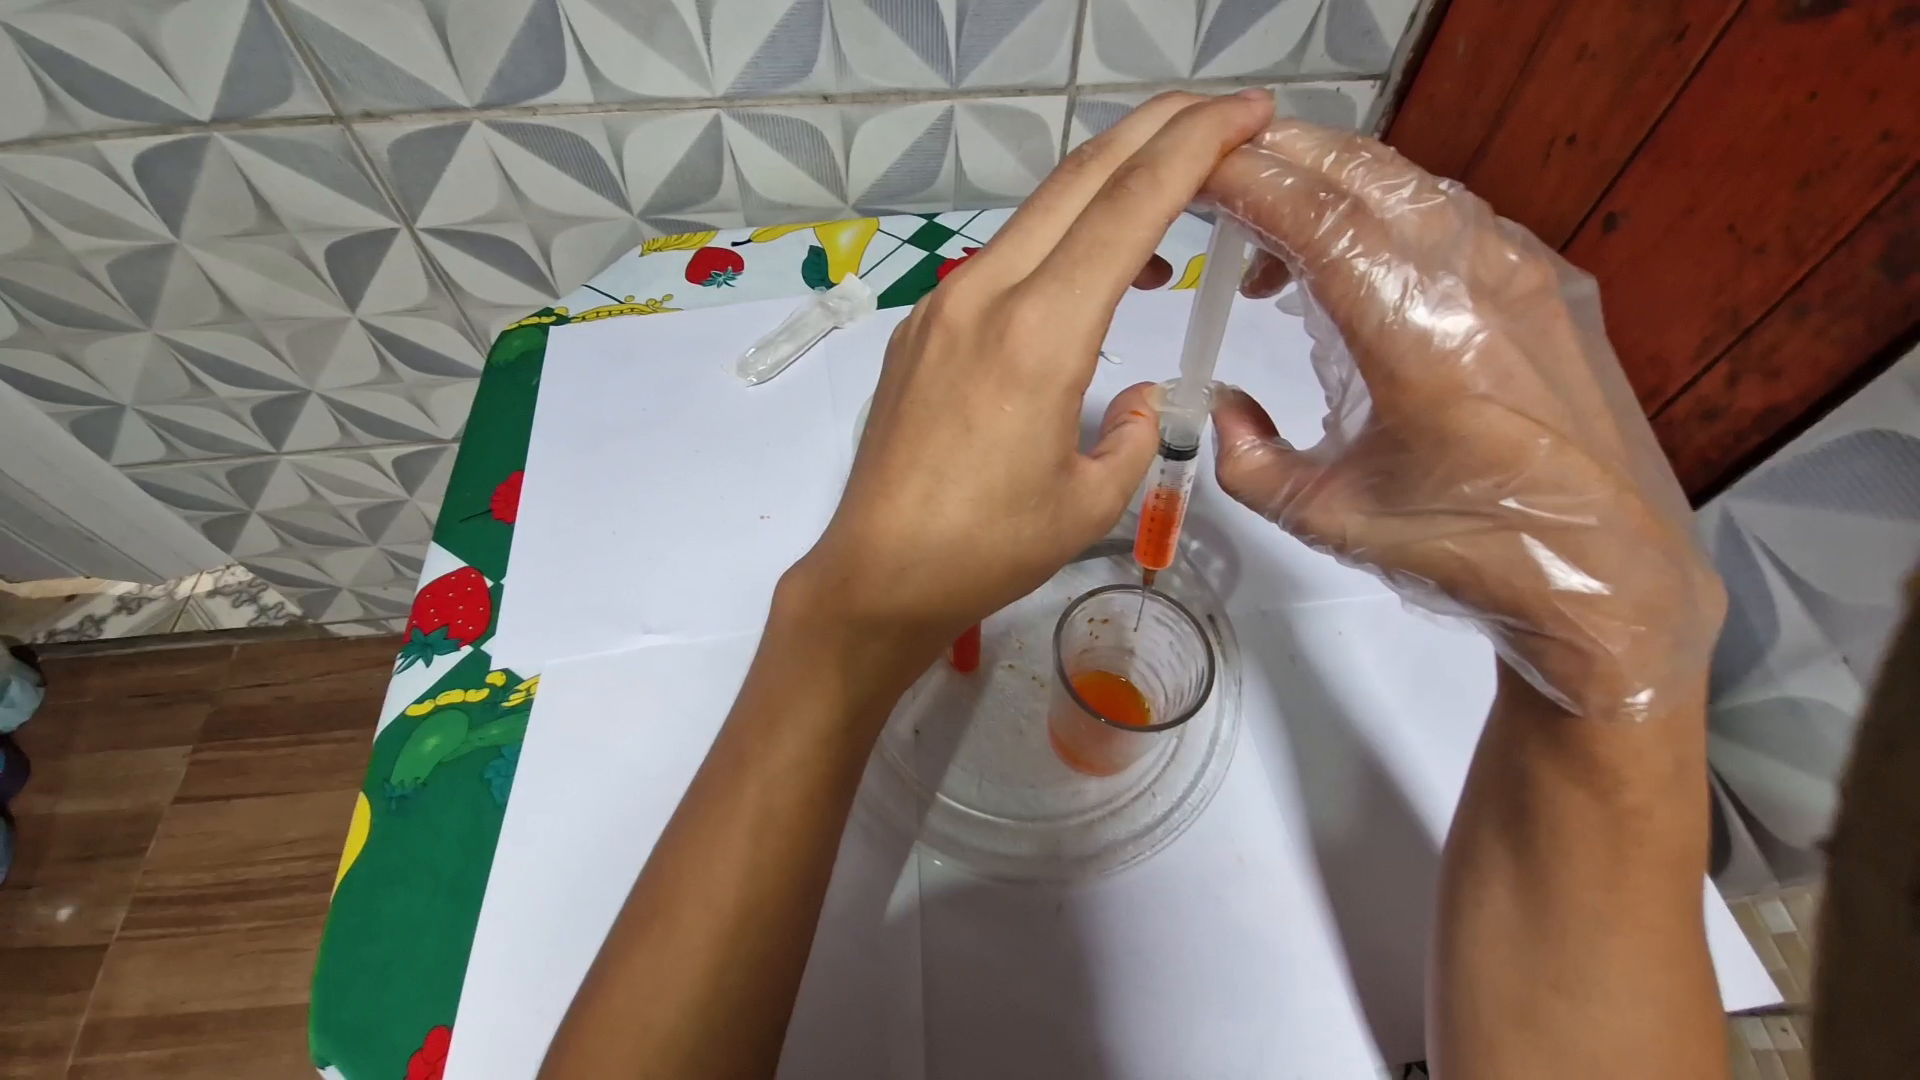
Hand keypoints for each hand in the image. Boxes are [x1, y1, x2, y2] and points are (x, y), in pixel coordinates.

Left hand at [788, 91, 1276, 667]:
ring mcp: (941, 306)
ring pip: (1036, 217)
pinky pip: (997, 264)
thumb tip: (1139, 398)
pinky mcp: (918, 331)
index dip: (1197, 144)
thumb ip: (1135, 434)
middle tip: (1217, 123)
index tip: (1246, 113)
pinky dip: (1051, 251)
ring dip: (1104, 198)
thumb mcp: (1090, 500)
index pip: (1130, 203)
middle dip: (1156, 133)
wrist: (881, 571)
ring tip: (1159, 229)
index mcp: (1040, 333)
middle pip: (1080, 178)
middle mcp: (985, 296)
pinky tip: (1074, 295)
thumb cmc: (988, 548)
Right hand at [1201, 121, 1723, 720]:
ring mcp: (1525, 273)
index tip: (1194, 178)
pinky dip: (1381, 216)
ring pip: (1409, 185)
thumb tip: (1221, 409)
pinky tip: (1351, 267)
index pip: (1318, 221)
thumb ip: (1248, 459)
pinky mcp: (1550, 285)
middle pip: (1363, 175)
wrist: (1607, 575)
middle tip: (1216, 180)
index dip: (1248, 186)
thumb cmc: (1468, 548)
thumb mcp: (1325, 516)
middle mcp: (1481, 281)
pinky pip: (1450, 217)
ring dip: (1328, 190)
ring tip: (1271, 242)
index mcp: (1420, 338)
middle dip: (1280, 160)